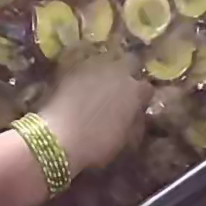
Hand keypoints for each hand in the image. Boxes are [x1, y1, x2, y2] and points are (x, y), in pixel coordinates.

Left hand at [37, 52, 151, 173]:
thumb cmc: (97, 144)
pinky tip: (79, 86)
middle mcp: (118, 72)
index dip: (142, 98)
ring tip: (99, 85)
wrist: (58, 136)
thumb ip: (136, 124)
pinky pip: (84, 65)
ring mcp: (94, 66)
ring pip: (106, 60)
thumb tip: (137, 115)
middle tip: (120, 90)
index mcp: (135, 91)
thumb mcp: (125, 141)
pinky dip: (85, 73)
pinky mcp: (71, 66)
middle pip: (130, 63)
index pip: (147, 89)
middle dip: (128, 74)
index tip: (137, 107)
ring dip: (106, 71)